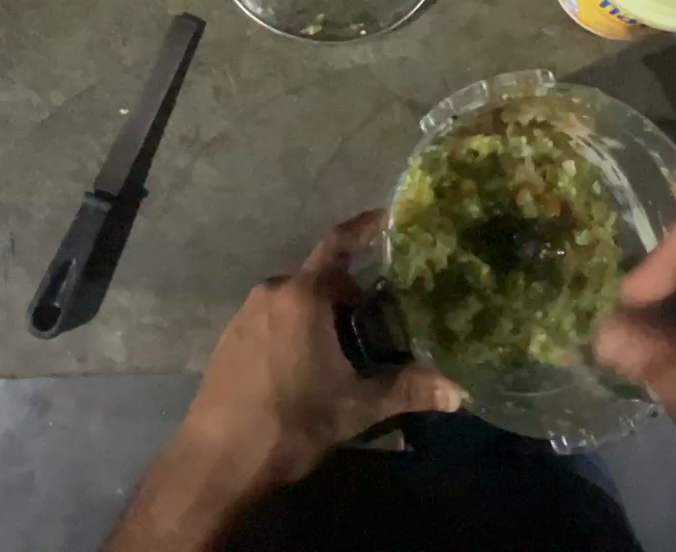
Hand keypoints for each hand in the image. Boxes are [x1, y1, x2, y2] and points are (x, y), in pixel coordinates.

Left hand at [178, 209, 462, 485]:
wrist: (217, 459)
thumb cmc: (291, 422)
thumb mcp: (355, 407)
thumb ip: (406, 390)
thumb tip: (458, 393)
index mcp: (304, 295)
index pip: (338, 244)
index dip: (363, 227)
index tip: (384, 217)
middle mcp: (274, 291)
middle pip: (320, 277)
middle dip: (349, 290)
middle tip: (379, 313)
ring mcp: (247, 312)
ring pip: (295, 297)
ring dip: (321, 311)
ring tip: (346, 343)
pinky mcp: (231, 335)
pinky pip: (273, 315)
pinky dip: (295, 325)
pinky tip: (306, 361)